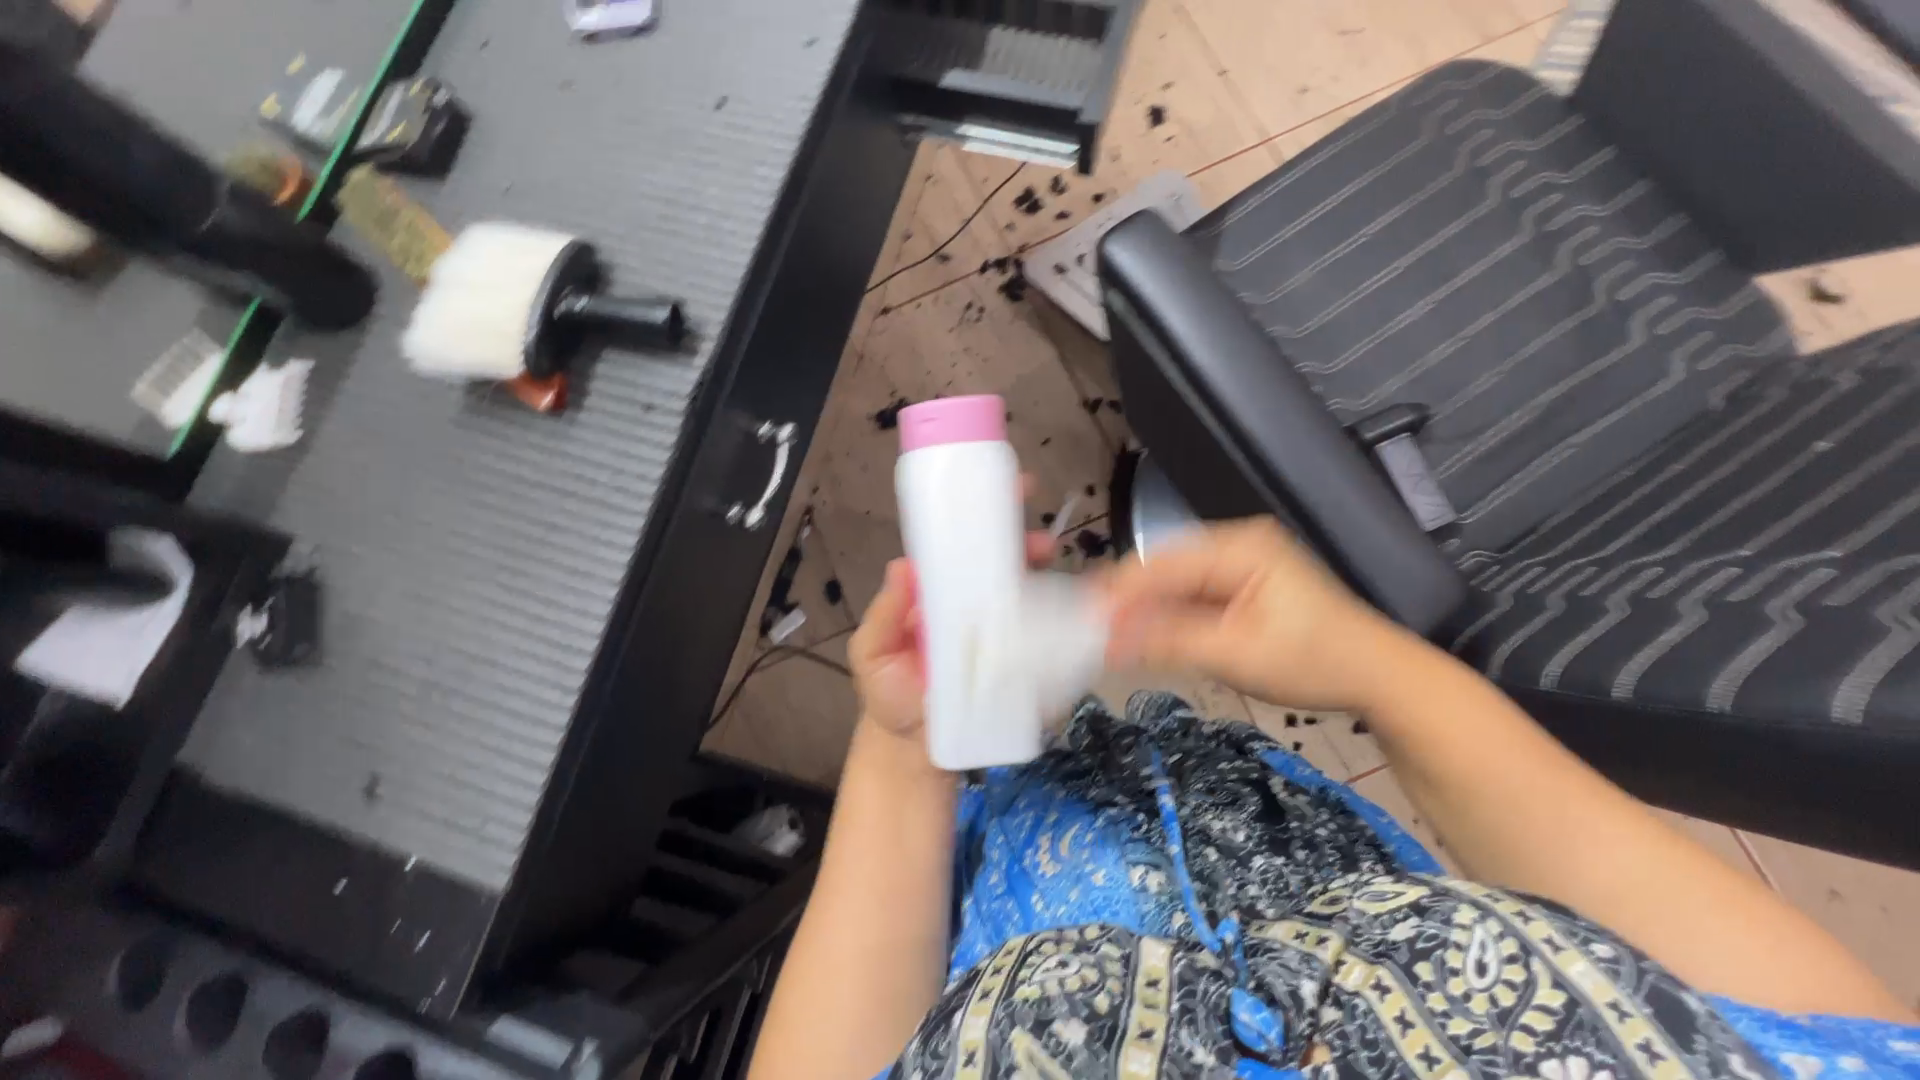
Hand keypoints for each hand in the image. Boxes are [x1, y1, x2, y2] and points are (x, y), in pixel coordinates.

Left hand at [849, 533, 1063, 739]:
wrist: (916, 751)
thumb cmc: (891, 695)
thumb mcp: (872, 654)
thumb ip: (884, 615)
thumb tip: (902, 566)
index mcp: (942, 596)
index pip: (965, 550)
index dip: (984, 522)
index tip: (1007, 497)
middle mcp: (975, 609)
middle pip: (1006, 568)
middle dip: (1027, 546)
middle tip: (1043, 543)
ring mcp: (1002, 639)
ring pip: (1031, 599)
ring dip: (1049, 583)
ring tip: (1059, 587)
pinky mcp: (1022, 671)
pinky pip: (1046, 643)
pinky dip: (1066, 629)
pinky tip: (1078, 620)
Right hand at [1103, 517, 1407, 709]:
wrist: (1378, 677)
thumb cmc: (1315, 663)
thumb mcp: (1237, 654)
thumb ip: (1170, 640)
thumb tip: (1109, 639)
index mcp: (1242, 546)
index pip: (1164, 562)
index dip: (1120, 590)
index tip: (1081, 615)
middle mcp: (1238, 542)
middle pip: (1165, 567)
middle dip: (1127, 599)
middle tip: (1086, 628)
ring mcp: (1241, 562)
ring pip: (1174, 581)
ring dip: (1143, 609)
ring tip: (1106, 634)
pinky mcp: (1242, 584)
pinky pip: (1191, 594)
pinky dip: (1166, 615)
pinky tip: (1142, 633)